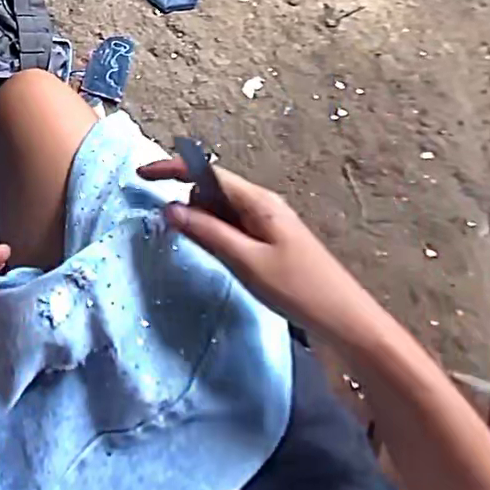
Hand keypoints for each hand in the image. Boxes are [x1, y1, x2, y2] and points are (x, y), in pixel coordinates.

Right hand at [138, 158, 374, 334]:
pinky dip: (217, 235)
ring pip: (219, 210)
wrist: (346, 320)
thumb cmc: (299, 288)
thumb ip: (206, 232)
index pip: (206, 172)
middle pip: (211, 190)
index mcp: (257, 200)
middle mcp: (260, 204)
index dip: (172, 169)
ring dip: (204, 224)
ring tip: (215, 255)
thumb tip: (169, 208)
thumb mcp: (246, 261)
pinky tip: (223, 258)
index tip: (143, 174)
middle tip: (186, 237)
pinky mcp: (267, 240)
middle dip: (190, 205)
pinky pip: (231, 227)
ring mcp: (265, 221)